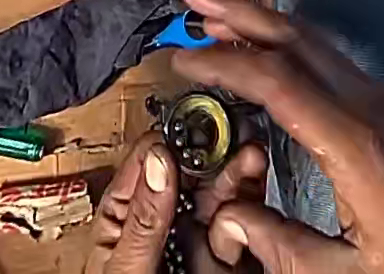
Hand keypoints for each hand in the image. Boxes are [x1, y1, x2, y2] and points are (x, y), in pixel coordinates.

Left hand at [86, 129, 269, 273]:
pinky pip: (234, 237)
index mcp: (126, 214)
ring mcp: (190, 247)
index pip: (151, 160)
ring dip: (237, 179)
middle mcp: (161, 223)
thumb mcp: (125, 271)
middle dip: (218, 157)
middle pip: (191, 178)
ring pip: (216, 202)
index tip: (205, 125)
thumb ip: (144, 219)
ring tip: (256, 161)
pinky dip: (249, 217)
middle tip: (242, 143)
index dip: (178, 138)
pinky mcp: (216, 267)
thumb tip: (160, 157)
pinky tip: (258, 203)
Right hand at [173, 0, 383, 273]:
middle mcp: (368, 103)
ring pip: (313, 40)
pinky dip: (290, 41)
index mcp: (356, 144)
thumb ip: (287, 250)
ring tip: (220, 14)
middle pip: (295, 38)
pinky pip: (329, 56)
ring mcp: (383, 97)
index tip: (183, 58)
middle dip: (240, 12)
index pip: (277, 82)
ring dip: (264, 21)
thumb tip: (230, 219)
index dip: (224, 63)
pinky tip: (273, 49)